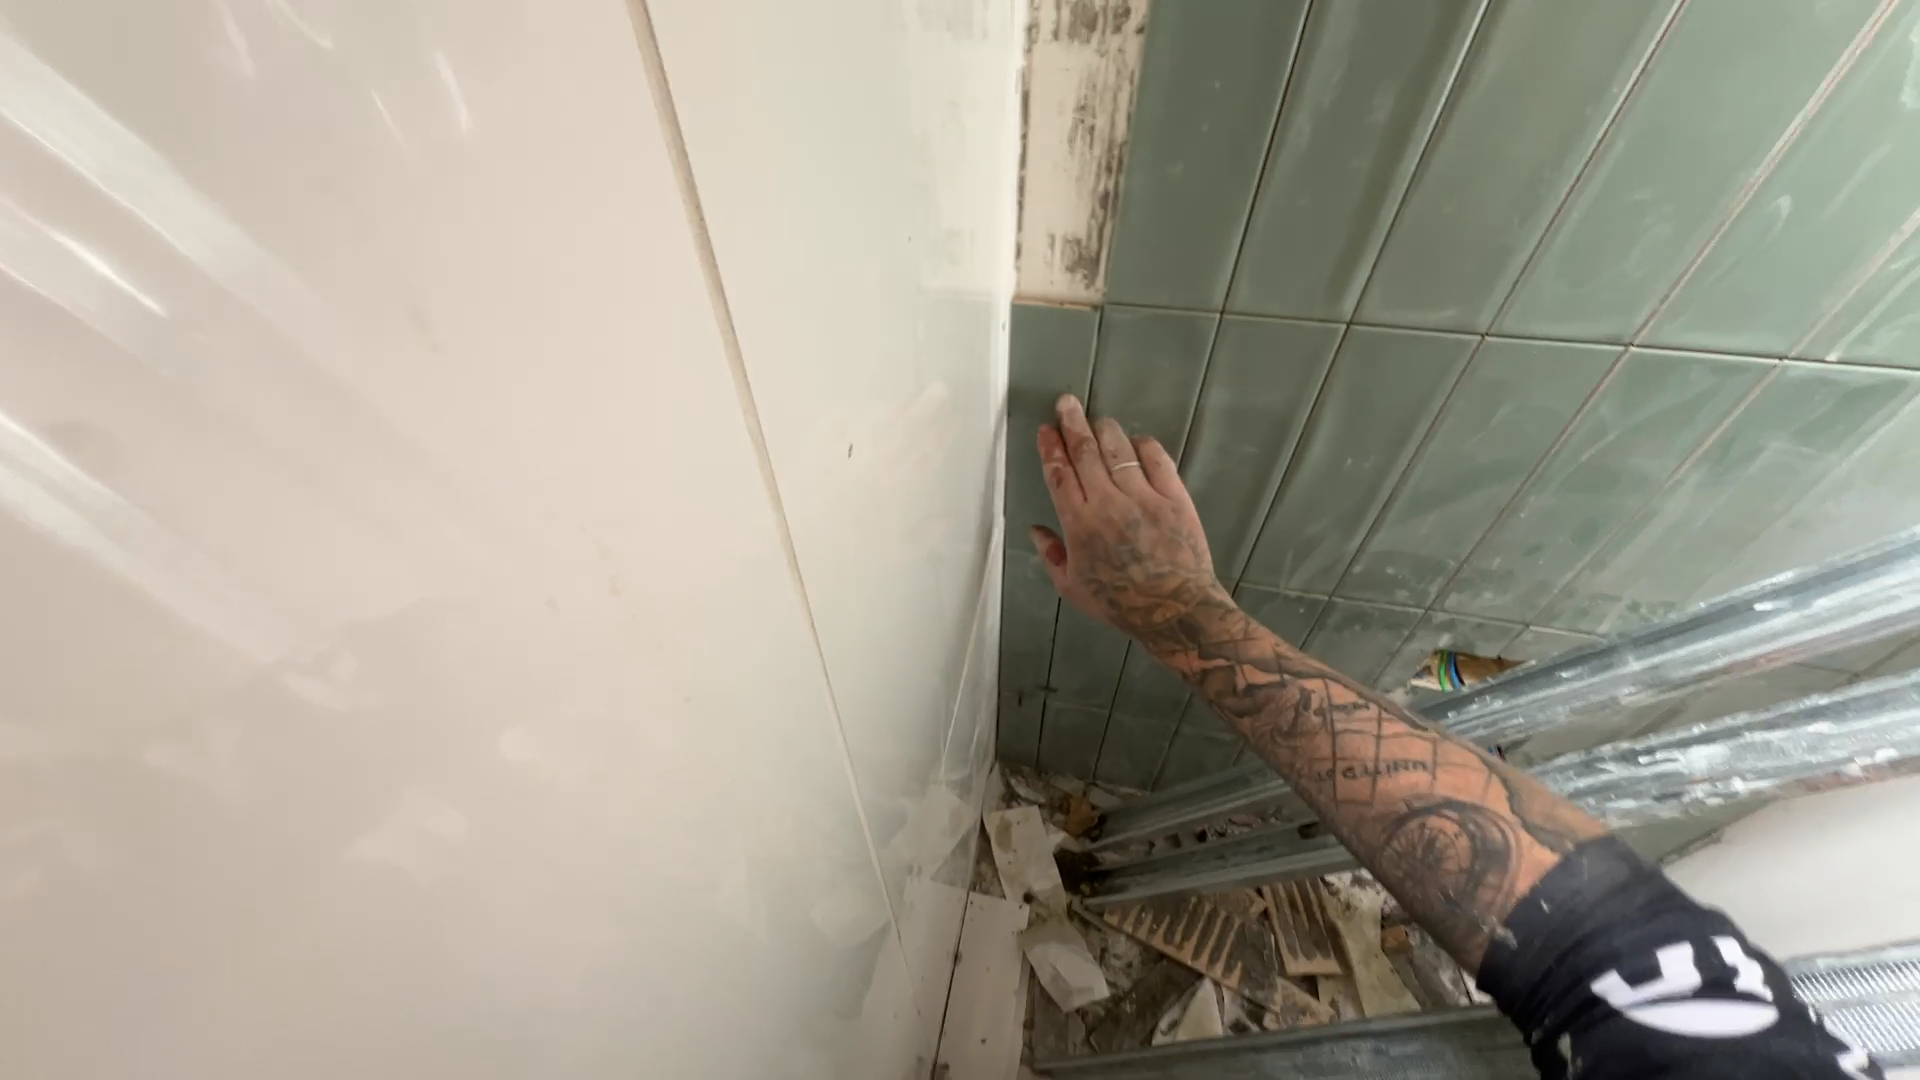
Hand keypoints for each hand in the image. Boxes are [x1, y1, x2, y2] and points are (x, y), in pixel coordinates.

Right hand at [1032, 394, 1231, 644]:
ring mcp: (1143, 497)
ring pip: (1119, 450)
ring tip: (1097, 420)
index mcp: (1079, 524)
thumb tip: (1036, 530)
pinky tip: (1135, 441)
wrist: (1174, 610)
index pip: (1059, 474)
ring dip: (1105, 430)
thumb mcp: (1072, 588)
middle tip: (1066, 403)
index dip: (1051, 448)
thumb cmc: (1119, 603)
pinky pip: (1157, 460)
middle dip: (1072, 424)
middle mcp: (1108, 503)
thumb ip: (1052, 556)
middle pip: (1085, 453)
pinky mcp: (1174, 497)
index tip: (1045, 430)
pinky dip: (1144, 445)